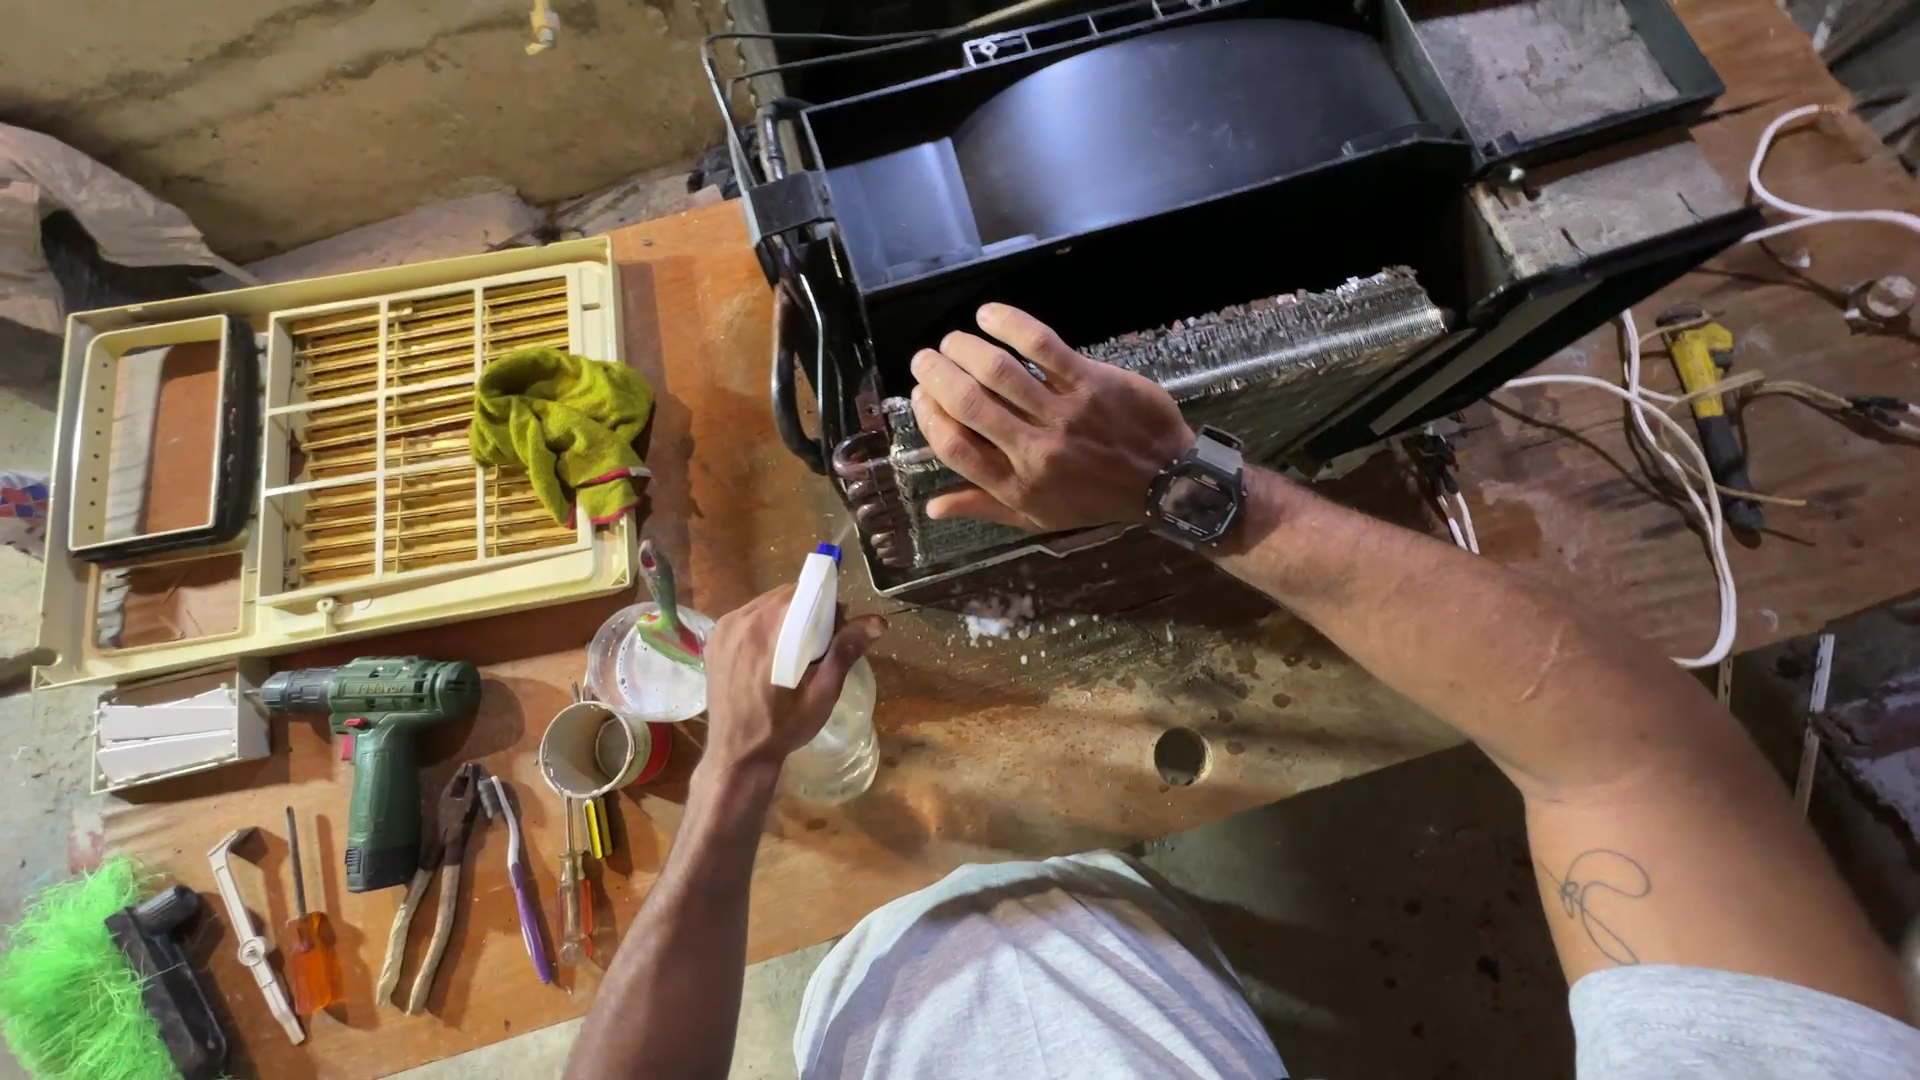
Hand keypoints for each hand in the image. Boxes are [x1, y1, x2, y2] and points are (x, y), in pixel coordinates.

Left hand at [700, 584, 885, 776]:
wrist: (738, 755)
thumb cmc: (784, 725)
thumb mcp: (823, 691)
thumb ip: (846, 650)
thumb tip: (878, 621)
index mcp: (767, 629)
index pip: (804, 591)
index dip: (827, 604)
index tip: (837, 630)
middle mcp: (740, 620)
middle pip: (785, 596)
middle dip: (807, 611)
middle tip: (821, 645)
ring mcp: (723, 630)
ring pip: (765, 605)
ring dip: (786, 617)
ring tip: (797, 651)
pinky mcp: (714, 641)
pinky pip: (747, 618)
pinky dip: (764, 626)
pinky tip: (772, 654)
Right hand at [910, 303, 1193, 530]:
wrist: (1165, 482)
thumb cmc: (1095, 501)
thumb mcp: (1038, 518)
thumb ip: (984, 507)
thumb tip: (933, 506)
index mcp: (1017, 484)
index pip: (955, 447)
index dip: (929, 417)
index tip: (920, 397)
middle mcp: (1034, 450)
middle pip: (969, 404)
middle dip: (937, 375)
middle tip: (925, 359)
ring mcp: (1063, 414)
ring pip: (999, 372)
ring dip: (965, 349)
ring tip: (952, 340)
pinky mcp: (1091, 382)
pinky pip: (1042, 345)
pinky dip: (1009, 323)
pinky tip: (988, 315)